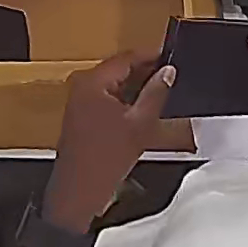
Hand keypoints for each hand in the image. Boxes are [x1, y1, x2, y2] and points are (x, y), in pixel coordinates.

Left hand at [44, 48, 175, 232]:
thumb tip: (168, 71)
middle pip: (117, 69)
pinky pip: (105, 97)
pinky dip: (123, 99)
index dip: (148, 56)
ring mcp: (79, 99)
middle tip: (169, 73)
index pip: (124, 58)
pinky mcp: (80, 113)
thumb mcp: (140, 124)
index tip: (168, 55)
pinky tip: (141, 107)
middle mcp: (82, 85)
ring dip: (134, 86)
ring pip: (112, 84)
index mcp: (93, 82)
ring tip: (160, 90)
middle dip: (143, 71)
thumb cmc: (106, 158)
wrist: (78, 191)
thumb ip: (156, 93)